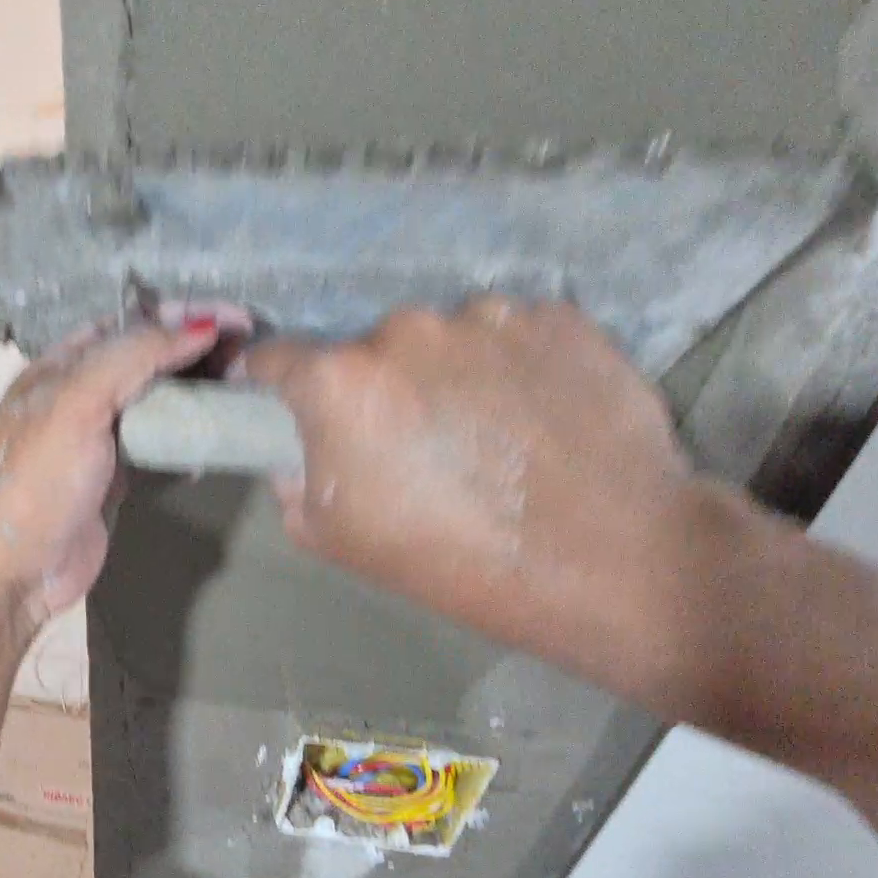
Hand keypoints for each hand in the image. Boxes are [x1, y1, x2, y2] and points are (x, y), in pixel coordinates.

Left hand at [0, 303, 254, 625]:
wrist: (11, 573)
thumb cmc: (36, 482)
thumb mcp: (76, 405)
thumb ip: (132, 358)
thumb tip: (199, 325)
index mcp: (55, 369)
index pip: (123, 324)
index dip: (176, 314)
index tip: (233, 318)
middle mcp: (73, 397)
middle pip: (141, 359)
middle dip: (191, 349)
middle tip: (249, 349)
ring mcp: (93, 442)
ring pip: (151, 403)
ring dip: (193, 392)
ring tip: (243, 385)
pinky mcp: (111, 480)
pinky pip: (154, 446)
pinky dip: (184, 438)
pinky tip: (212, 438)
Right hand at [239, 299, 697, 661]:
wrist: (609, 559)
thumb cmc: (449, 559)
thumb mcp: (333, 539)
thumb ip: (293, 482)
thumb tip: (300, 454)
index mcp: (339, 382)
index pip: (273, 358)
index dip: (268, 383)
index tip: (279, 403)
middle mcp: (403, 330)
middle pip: (362, 350)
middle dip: (369, 388)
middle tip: (402, 439)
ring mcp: (486, 317)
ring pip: (438, 339)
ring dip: (441, 373)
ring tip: (480, 429)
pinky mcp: (558, 318)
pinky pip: (506, 335)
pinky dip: (504, 365)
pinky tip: (529, 415)